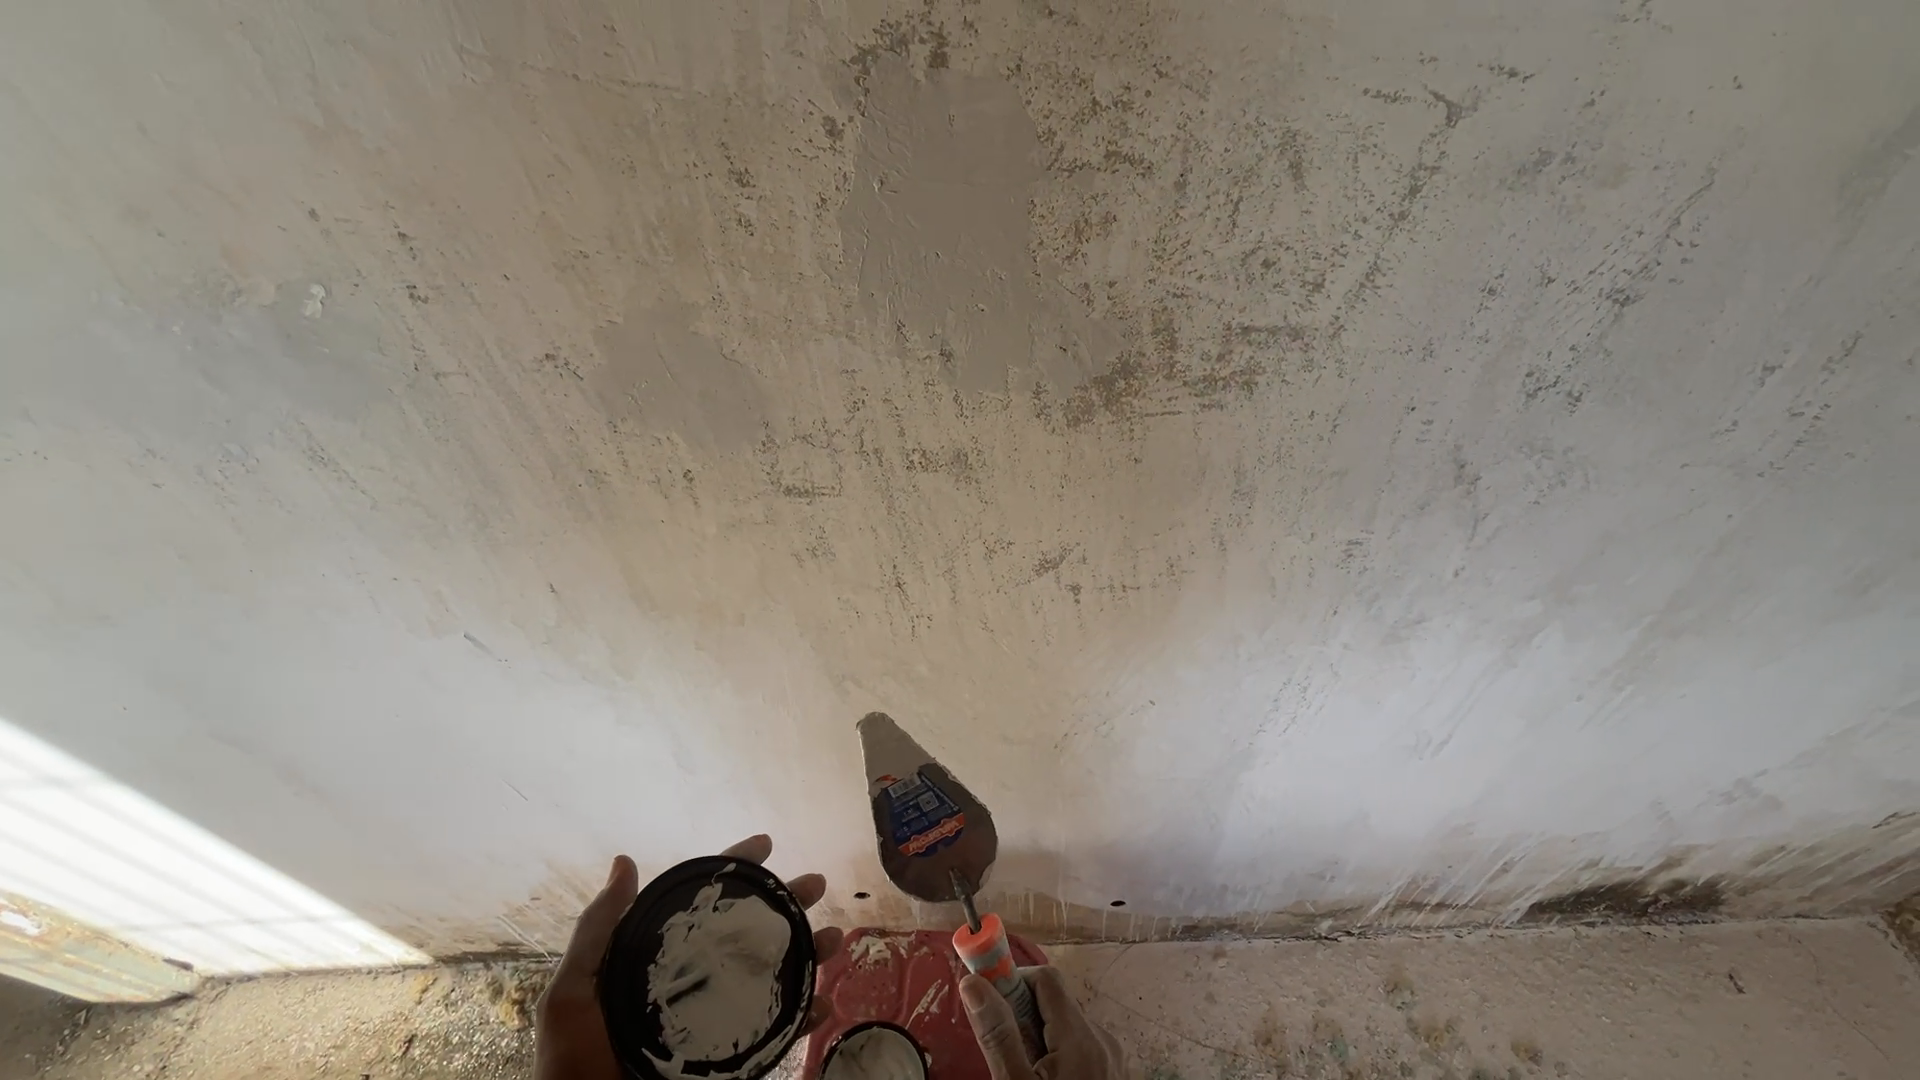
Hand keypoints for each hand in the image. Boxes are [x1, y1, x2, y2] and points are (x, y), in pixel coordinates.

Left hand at [534, 834, 846, 1079]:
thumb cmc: (575, 1062)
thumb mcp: (572, 993)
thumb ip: (598, 930)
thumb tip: (626, 860)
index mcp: (662, 955)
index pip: (703, 899)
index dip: (735, 867)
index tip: (766, 843)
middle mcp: (697, 977)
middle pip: (750, 928)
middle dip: (787, 901)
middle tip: (816, 883)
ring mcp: (718, 1016)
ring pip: (774, 972)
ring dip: (808, 952)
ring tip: (833, 938)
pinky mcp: (733, 1057)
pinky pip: (778, 1031)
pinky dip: (805, 1015)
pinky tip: (823, 1003)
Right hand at [961, 966, 1131, 1079]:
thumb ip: (997, 1033)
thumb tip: (972, 982)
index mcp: (1082, 1037)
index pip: (1047, 978)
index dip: (1015, 981)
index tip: (991, 1002)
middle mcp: (1104, 1040)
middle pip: (1056, 1004)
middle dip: (1024, 1017)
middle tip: (1003, 1052)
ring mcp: (1114, 1062)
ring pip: (1067, 1029)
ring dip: (1039, 1040)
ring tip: (1023, 1077)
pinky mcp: (1115, 1077)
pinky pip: (1082, 1051)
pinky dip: (1059, 1058)